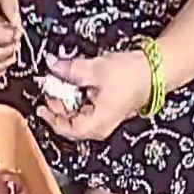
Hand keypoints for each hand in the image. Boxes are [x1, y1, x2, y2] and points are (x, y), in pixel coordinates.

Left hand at [35, 53, 150, 141]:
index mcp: (95, 125)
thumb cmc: (129, 76)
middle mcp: (98, 129)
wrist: (152, 74)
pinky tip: (76, 88)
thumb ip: (71, 70)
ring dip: (67, 103)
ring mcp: (103, 123)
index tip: (41, 106)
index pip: (67, 129)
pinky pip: (85, 112)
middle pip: (70, 125)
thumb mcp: (95, 70)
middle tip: (51, 90)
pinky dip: (77, 101)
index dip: (52, 118)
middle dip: (58, 108)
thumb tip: (52, 65)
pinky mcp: (106, 114)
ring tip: (62, 86)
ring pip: (77, 118)